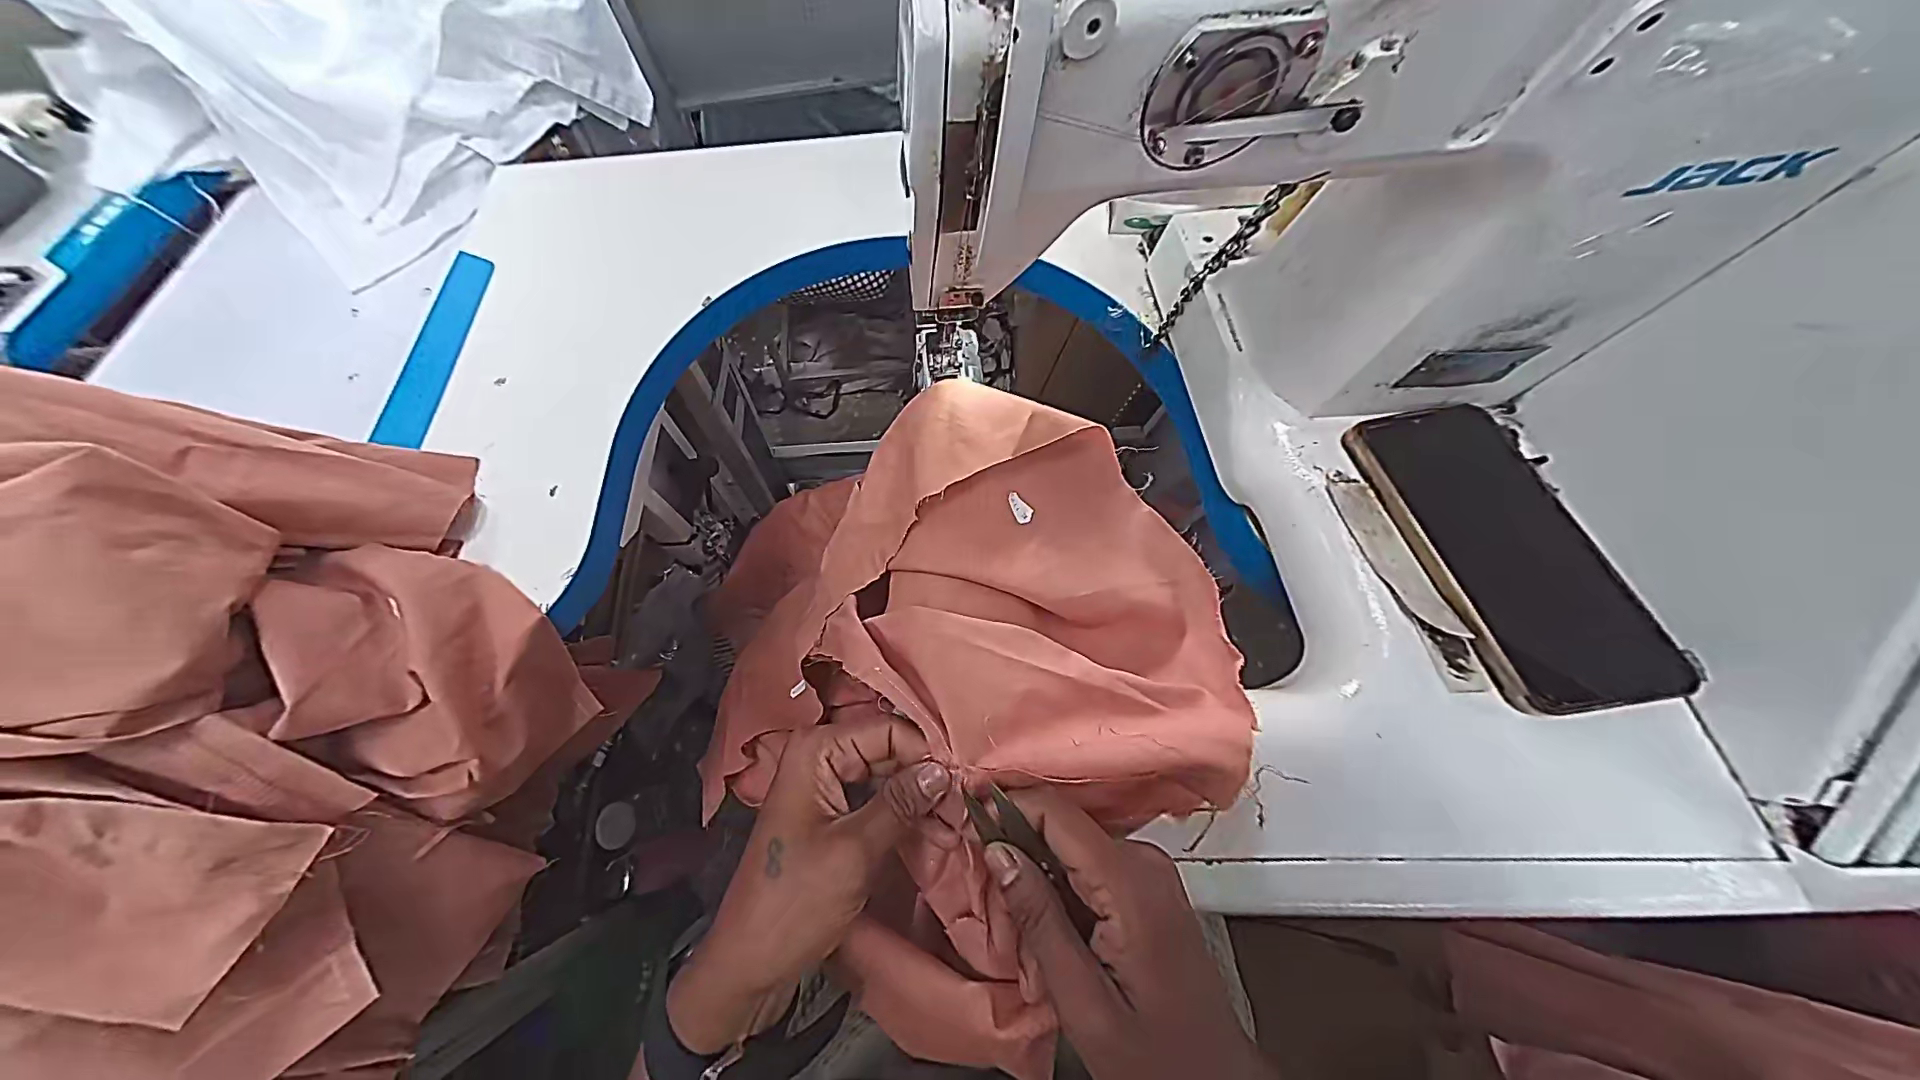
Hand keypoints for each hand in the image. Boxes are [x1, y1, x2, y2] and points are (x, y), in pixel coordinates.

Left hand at [668, 715, 952, 1053]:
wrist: (749, 964)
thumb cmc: (792, 904)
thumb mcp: (854, 850)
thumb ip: (901, 804)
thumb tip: (944, 770)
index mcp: (816, 750)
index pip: (889, 731)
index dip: (927, 755)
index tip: (961, 787)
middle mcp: (822, 756)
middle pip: (892, 752)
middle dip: (928, 781)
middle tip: (963, 815)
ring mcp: (829, 785)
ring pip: (891, 777)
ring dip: (923, 803)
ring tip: (954, 832)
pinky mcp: (837, 813)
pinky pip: (881, 801)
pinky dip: (908, 818)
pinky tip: (936, 837)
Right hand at [985, 787, 1276, 1079]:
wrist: (1214, 1076)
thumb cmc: (1157, 1055)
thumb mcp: (1083, 1001)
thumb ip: (1039, 919)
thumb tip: (999, 854)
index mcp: (1131, 884)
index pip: (1058, 813)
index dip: (1008, 805)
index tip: (971, 815)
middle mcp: (1145, 862)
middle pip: (1063, 822)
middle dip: (1017, 841)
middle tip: (988, 878)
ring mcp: (1149, 868)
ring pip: (1072, 839)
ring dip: (1037, 862)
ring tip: (1017, 909)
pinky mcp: (1146, 880)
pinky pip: (1089, 858)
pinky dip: (1059, 876)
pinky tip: (1049, 916)